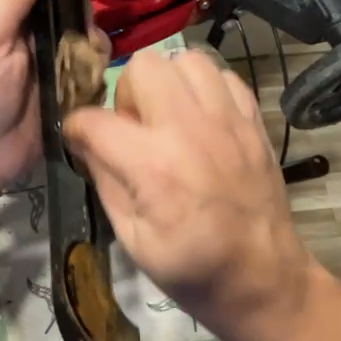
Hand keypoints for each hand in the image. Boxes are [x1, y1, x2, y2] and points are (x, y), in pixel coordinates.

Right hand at [62, 51, 319, 338]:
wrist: (265, 279)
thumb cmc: (192, 270)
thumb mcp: (132, 239)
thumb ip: (105, 180)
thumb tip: (84, 142)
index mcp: (153, 166)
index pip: (94, 121)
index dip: (76, 129)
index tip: (79, 141)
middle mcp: (190, 130)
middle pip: (143, 67)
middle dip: (127, 93)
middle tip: (136, 129)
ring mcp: (228, 120)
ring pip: (185, 60)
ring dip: (168, 83)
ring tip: (169, 118)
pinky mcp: (253, 121)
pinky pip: (222, 75)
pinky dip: (205, 89)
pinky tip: (201, 120)